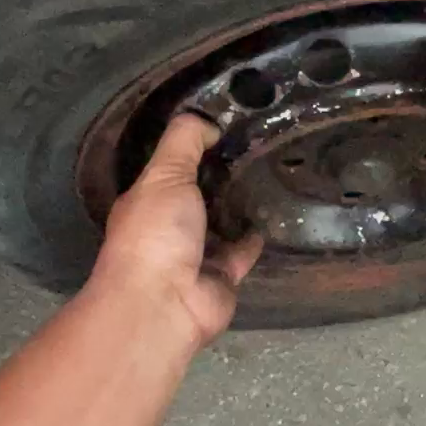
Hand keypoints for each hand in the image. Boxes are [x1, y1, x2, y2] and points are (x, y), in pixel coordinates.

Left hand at [86, 114, 262, 350]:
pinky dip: (258, 233)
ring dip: (242, 202)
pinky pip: (244, 248)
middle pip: (200, 192)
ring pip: (224, 220)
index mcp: (149, 199)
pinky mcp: (224, 273)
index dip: (196, 145)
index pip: (172, 166)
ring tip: (273, 169)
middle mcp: (171, 225)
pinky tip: (276, 209)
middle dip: (223, 173)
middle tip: (259, 143)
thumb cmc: (155, 234)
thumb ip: (184, 142)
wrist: (164, 304)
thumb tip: (208, 121)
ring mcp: (198, 251)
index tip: (228, 122)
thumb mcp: (164, 174)